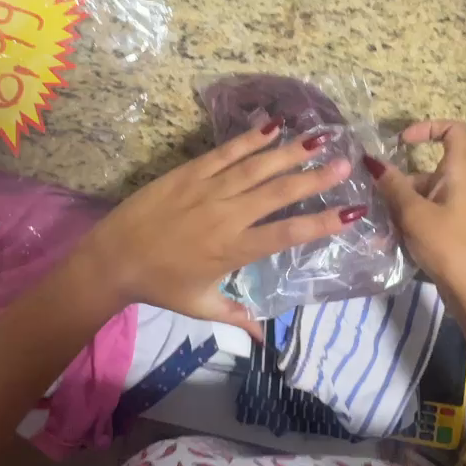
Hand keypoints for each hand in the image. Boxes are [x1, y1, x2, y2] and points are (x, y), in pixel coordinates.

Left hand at [67, 124, 362, 335]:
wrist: (113, 258)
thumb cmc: (160, 285)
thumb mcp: (200, 306)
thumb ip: (237, 316)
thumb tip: (266, 340)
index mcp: (232, 251)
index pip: (285, 235)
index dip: (320, 223)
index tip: (351, 212)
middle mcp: (226, 216)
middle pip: (276, 194)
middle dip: (313, 179)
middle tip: (345, 165)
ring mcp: (207, 190)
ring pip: (255, 168)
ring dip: (288, 153)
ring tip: (319, 140)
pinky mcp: (189, 173)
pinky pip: (225, 153)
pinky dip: (249, 140)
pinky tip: (272, 126)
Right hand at [366, 120, 465, 301]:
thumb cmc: (449, 246)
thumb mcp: (414, 214)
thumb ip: (392, 186)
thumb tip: (372, 161)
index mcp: (459, 173)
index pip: (454, 131)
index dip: (427, 127)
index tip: (401, 142)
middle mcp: (461, 186)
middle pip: (426, 170)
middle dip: (398, 183)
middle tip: (373, 198)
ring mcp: (457, 210)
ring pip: (421, 197)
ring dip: (397, 207)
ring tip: (375, 226)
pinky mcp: (452, 232)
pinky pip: (425, 217)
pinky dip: (406, 224)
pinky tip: (386, 243)